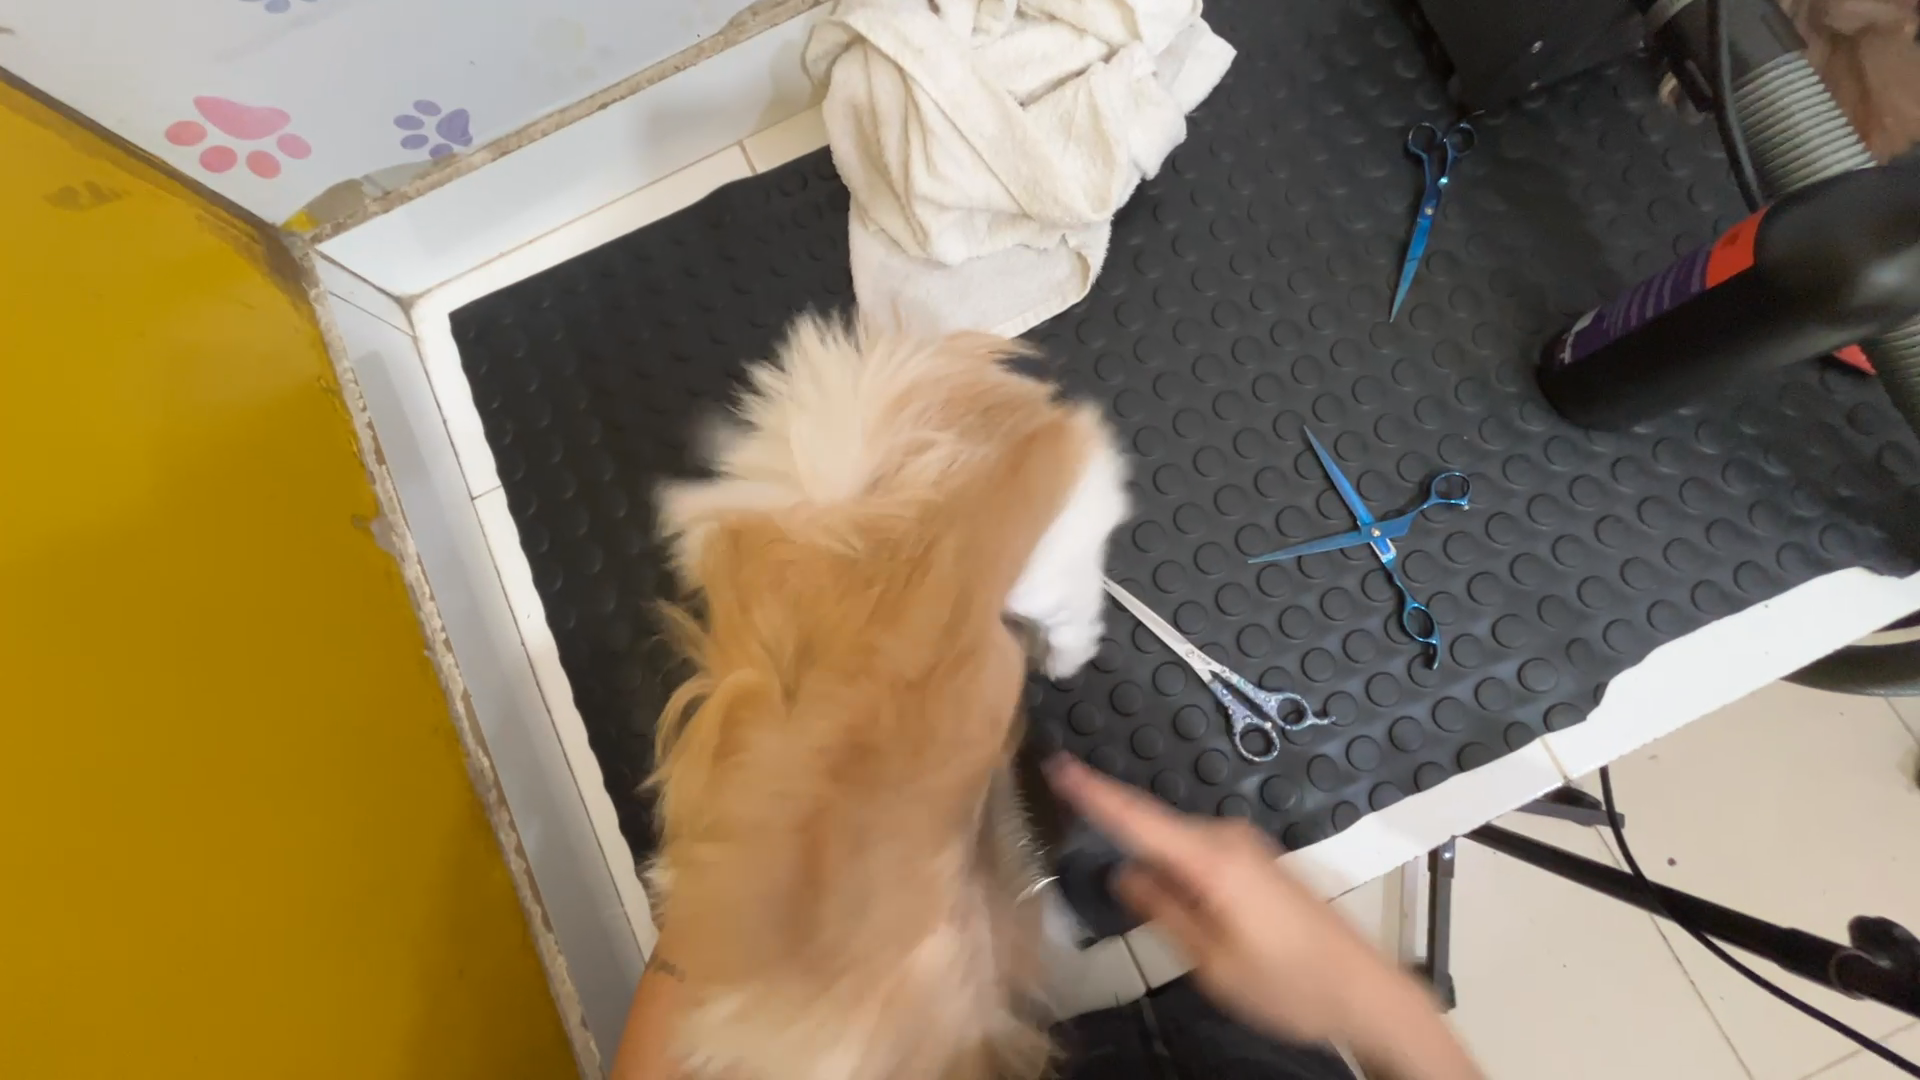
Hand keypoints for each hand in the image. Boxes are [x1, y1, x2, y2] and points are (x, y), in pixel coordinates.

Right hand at [1044, 755, 1394, 1043]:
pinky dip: (1179, 867)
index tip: (1058, 764)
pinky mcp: (1255, 857)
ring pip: (1178, 843)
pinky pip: (1199, 852)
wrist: (1371, 990)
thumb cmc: (1291, 984)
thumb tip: (1124, 873)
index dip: (1094, 791)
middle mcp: (1225, 838)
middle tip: (1106, 876)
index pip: (1137, 816)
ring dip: (1155, 862)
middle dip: (1124, 841)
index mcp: (1209, 860)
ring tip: (1158, 913)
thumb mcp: (1215, 963)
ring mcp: (1244, 844)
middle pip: (1156, 828)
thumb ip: (1163, 910)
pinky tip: (1188, 905)